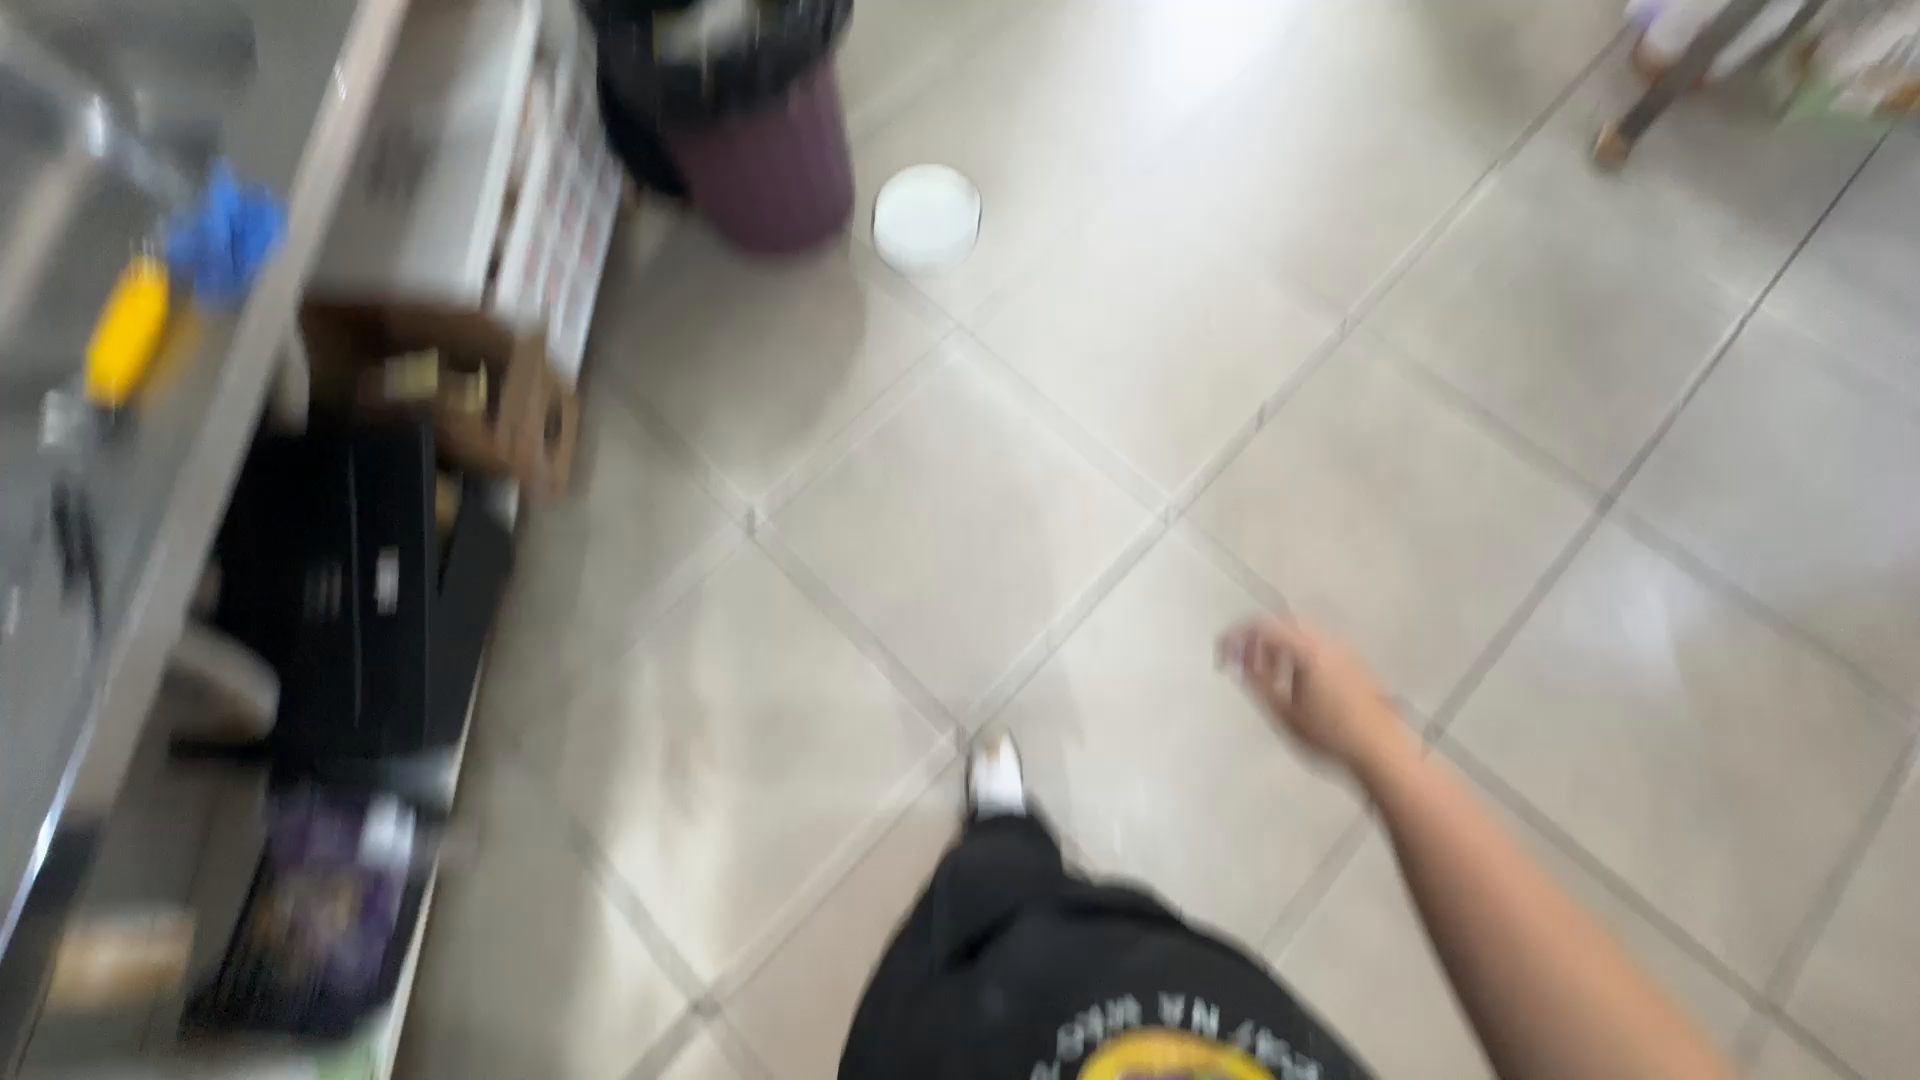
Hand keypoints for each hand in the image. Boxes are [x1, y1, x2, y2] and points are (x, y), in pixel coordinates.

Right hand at [1216, 616, 1410, 774]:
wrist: (1383, 752)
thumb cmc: (1328, 734)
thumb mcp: (1283, 711)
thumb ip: (1255, 680)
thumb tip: (1234, 657)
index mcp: (1306, 648)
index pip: (1261, 626)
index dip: (1235, 636)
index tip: (1220, 655)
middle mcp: (1326, 640)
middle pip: (1282, 624)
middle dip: (1257, 640)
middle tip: (1242, 663)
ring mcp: (1344, 650)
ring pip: (1301, 634)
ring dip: (1278, 648)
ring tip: (1267, 676)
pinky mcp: (1355, 663)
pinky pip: (1317, 645)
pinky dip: (1296, 654)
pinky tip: (1295, 683)